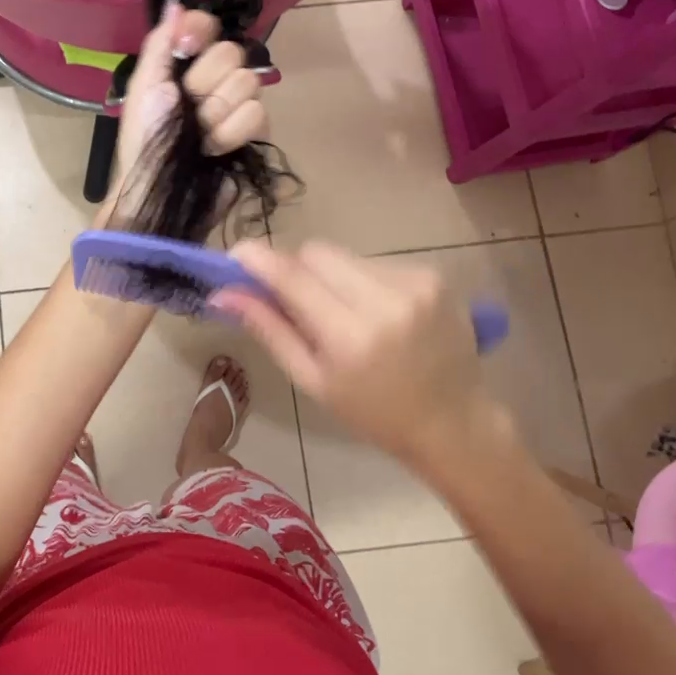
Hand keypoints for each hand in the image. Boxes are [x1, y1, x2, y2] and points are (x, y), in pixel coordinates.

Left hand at [109, 1, 268, 207]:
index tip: (185, 50)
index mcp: (182, 66)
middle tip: (188, 109)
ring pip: (248, 83)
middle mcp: (212, 79)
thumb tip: (176, 3)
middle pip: (232, 53)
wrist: (156, 190)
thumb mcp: (142, 90)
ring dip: (217, 114)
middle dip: (205, 85)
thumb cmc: (142, 142)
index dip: (200, 32)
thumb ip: (158, 47)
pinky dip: (232, 133)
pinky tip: (215, 150)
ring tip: (199, 136)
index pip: (207, 26)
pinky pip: (258, 114)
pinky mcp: (251, 134)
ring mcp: (234, 106)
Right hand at [215, 241, 510, 466]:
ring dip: (330, 277)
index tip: (235, 254)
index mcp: (352, 336)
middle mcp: (386, 300)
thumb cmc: (373, 412)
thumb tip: (222, 294)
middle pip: (317, 253)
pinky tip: (375, 314)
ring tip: (342, 314)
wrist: (453, 421)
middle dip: (296, 269)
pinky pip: (376, 263)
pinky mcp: (434, 276)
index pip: (293, 277)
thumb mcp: (312, 380)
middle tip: (290, 297)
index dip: (259, 260)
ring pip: (345, 256)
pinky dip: (362, 282)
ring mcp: (416, 283)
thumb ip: (269, 330)